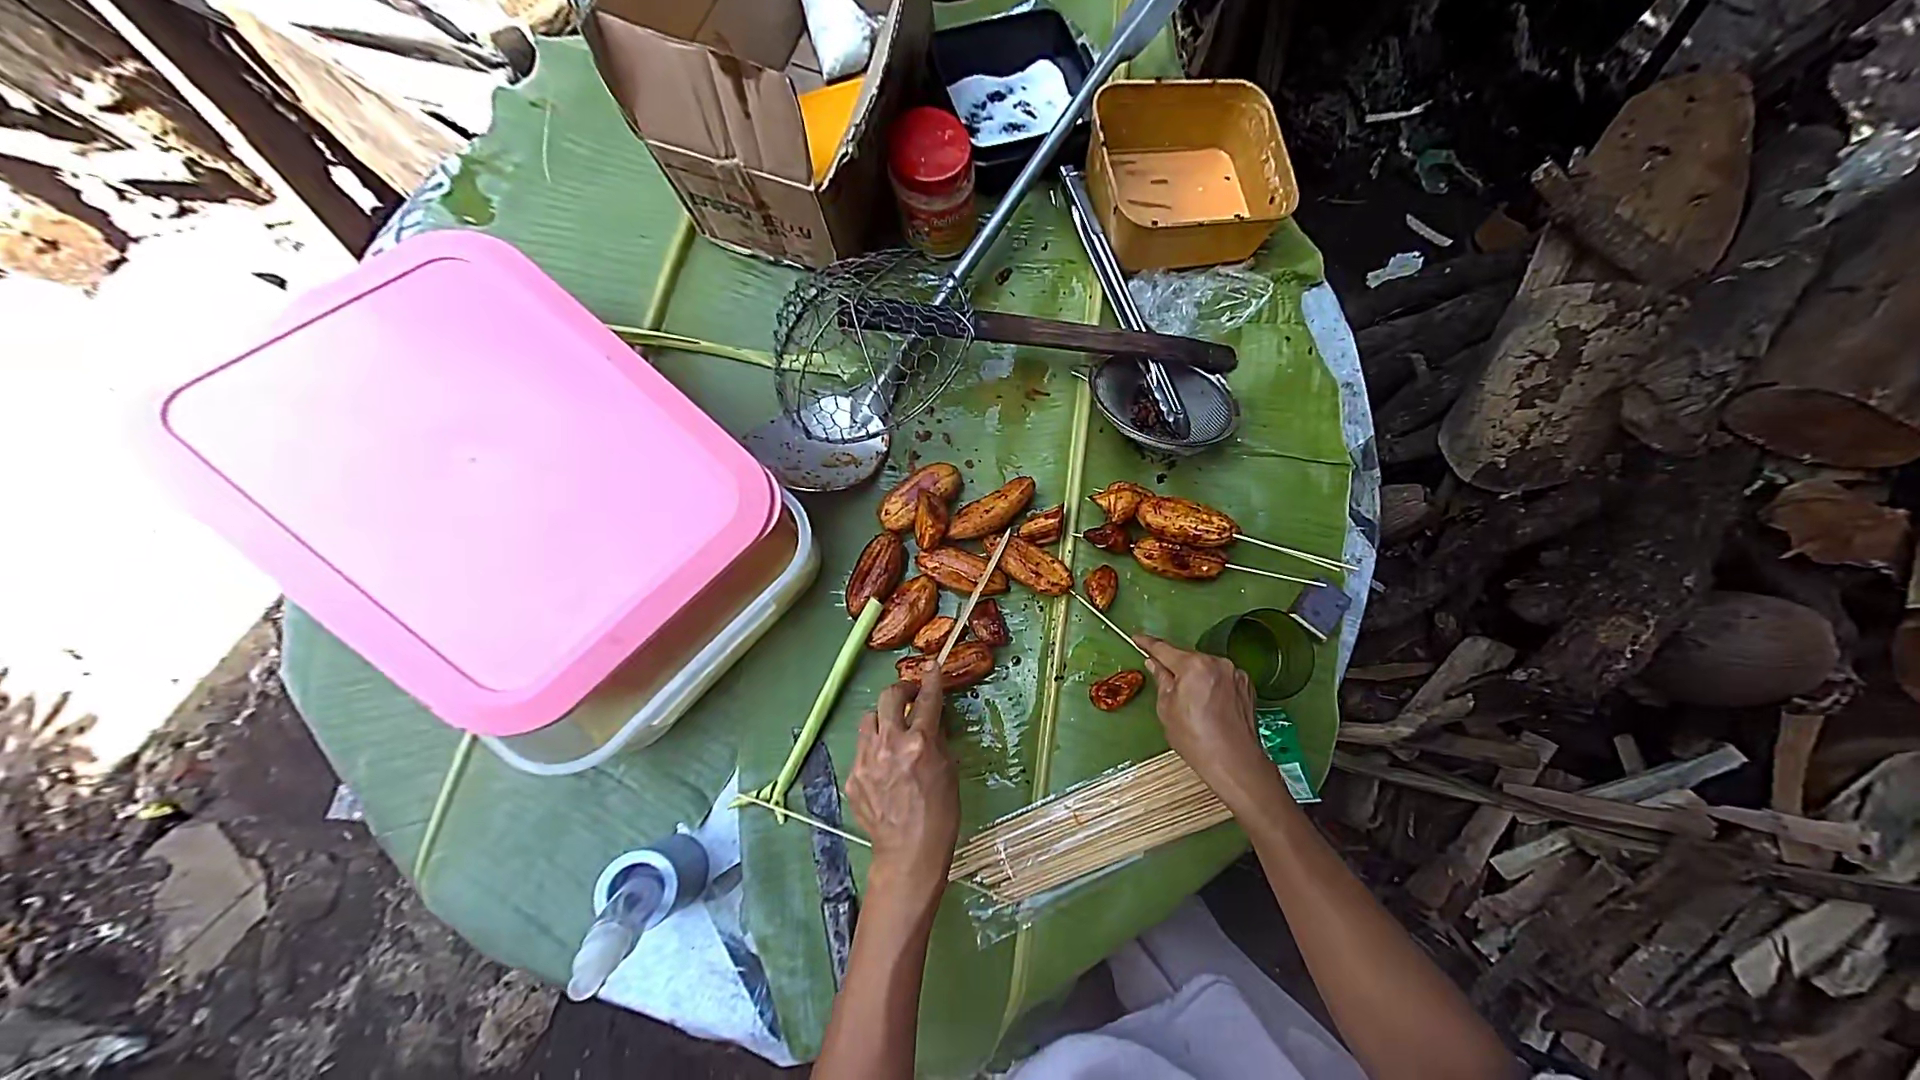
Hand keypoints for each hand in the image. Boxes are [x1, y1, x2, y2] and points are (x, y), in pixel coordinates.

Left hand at [845, 673, 957, 905]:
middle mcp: (890, 745)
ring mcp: (867, 760)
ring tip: (892, 729)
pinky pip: (862, 750)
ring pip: (868, 719)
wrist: (909, 853)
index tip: (931, 668)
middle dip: (901, 690)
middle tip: (909, 695)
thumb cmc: (939, 815)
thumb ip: (937, 740)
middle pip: (888, 697)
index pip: (927, 699)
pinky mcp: (854, 776)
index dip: (931, 679)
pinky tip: (883, 765)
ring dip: (882, 718)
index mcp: (920, 743)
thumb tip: (931, 721)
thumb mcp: (949, 771)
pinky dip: (873, 750)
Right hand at [1135, 636, 1291, 816]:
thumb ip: (1161, 680)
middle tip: (1164, 681)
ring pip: (1206, 667)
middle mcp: (1218, 663)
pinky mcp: (1247, 686)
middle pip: (1188, 658)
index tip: (1138, 638)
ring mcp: (1235, 674)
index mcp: (1194, 666)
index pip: (1164, 648)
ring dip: (1195, 676)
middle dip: (1175, 666)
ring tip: (1189, 701)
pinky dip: (1211, 684)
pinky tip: (1208, 705)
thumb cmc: (1195, 739)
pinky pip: (1221, 677)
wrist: (1235, 763)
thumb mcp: (1166, 709)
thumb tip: (1155, 664)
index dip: (1147, 643)